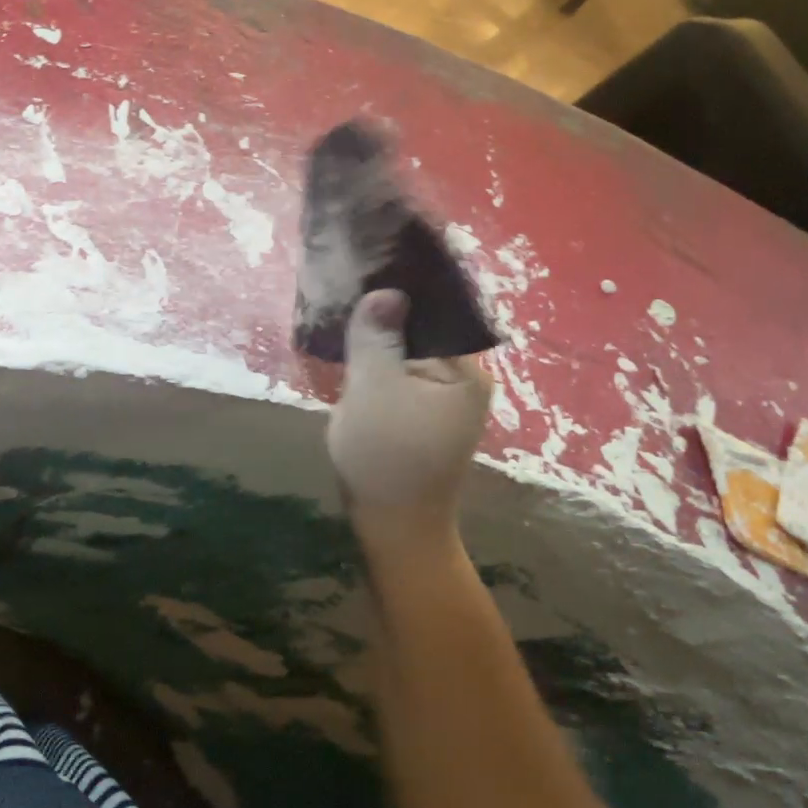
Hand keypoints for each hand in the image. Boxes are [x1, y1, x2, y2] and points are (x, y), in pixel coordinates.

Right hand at [326, 290, 491, 550]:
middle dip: (383, 323)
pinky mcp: (423, 420)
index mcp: (466, 370)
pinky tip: (352, 369)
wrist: (393, 525)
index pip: (435, 314)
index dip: (398, 296)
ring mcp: (445, 404)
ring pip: (407, 359)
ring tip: (342, 331)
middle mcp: (465, 382)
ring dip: (377, 349)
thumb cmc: (386, 454)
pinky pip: (401, 381)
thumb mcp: (373, 388)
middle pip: (420, 335)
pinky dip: (378, 372)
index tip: (362, 281)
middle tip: (342, 307)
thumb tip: (386, 290)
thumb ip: (376, 337)